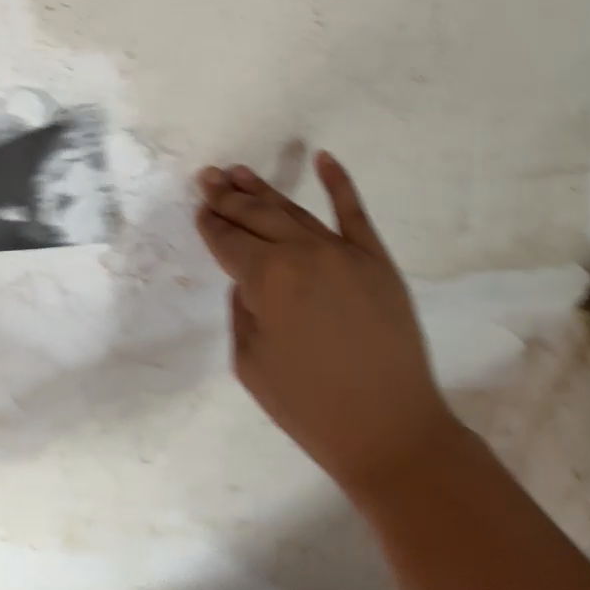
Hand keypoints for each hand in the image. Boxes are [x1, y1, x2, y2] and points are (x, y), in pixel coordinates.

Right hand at [196, 152, 460, 492]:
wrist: (389, 430)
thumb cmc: (310, 408)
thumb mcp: (251, 365)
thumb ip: (242, 310)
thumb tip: (249, 279)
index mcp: (267, 280)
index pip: (229, 242)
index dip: (211, 224)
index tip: (200, 208)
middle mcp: (302, 253)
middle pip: (257, 218)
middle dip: (228, 197)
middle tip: (209, 176)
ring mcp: (343, 251)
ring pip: (295, 212)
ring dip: (265, 190)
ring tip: (241, 172)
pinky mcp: (376, 259)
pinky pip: (353, 212)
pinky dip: (338, 182)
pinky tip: (323, 158)